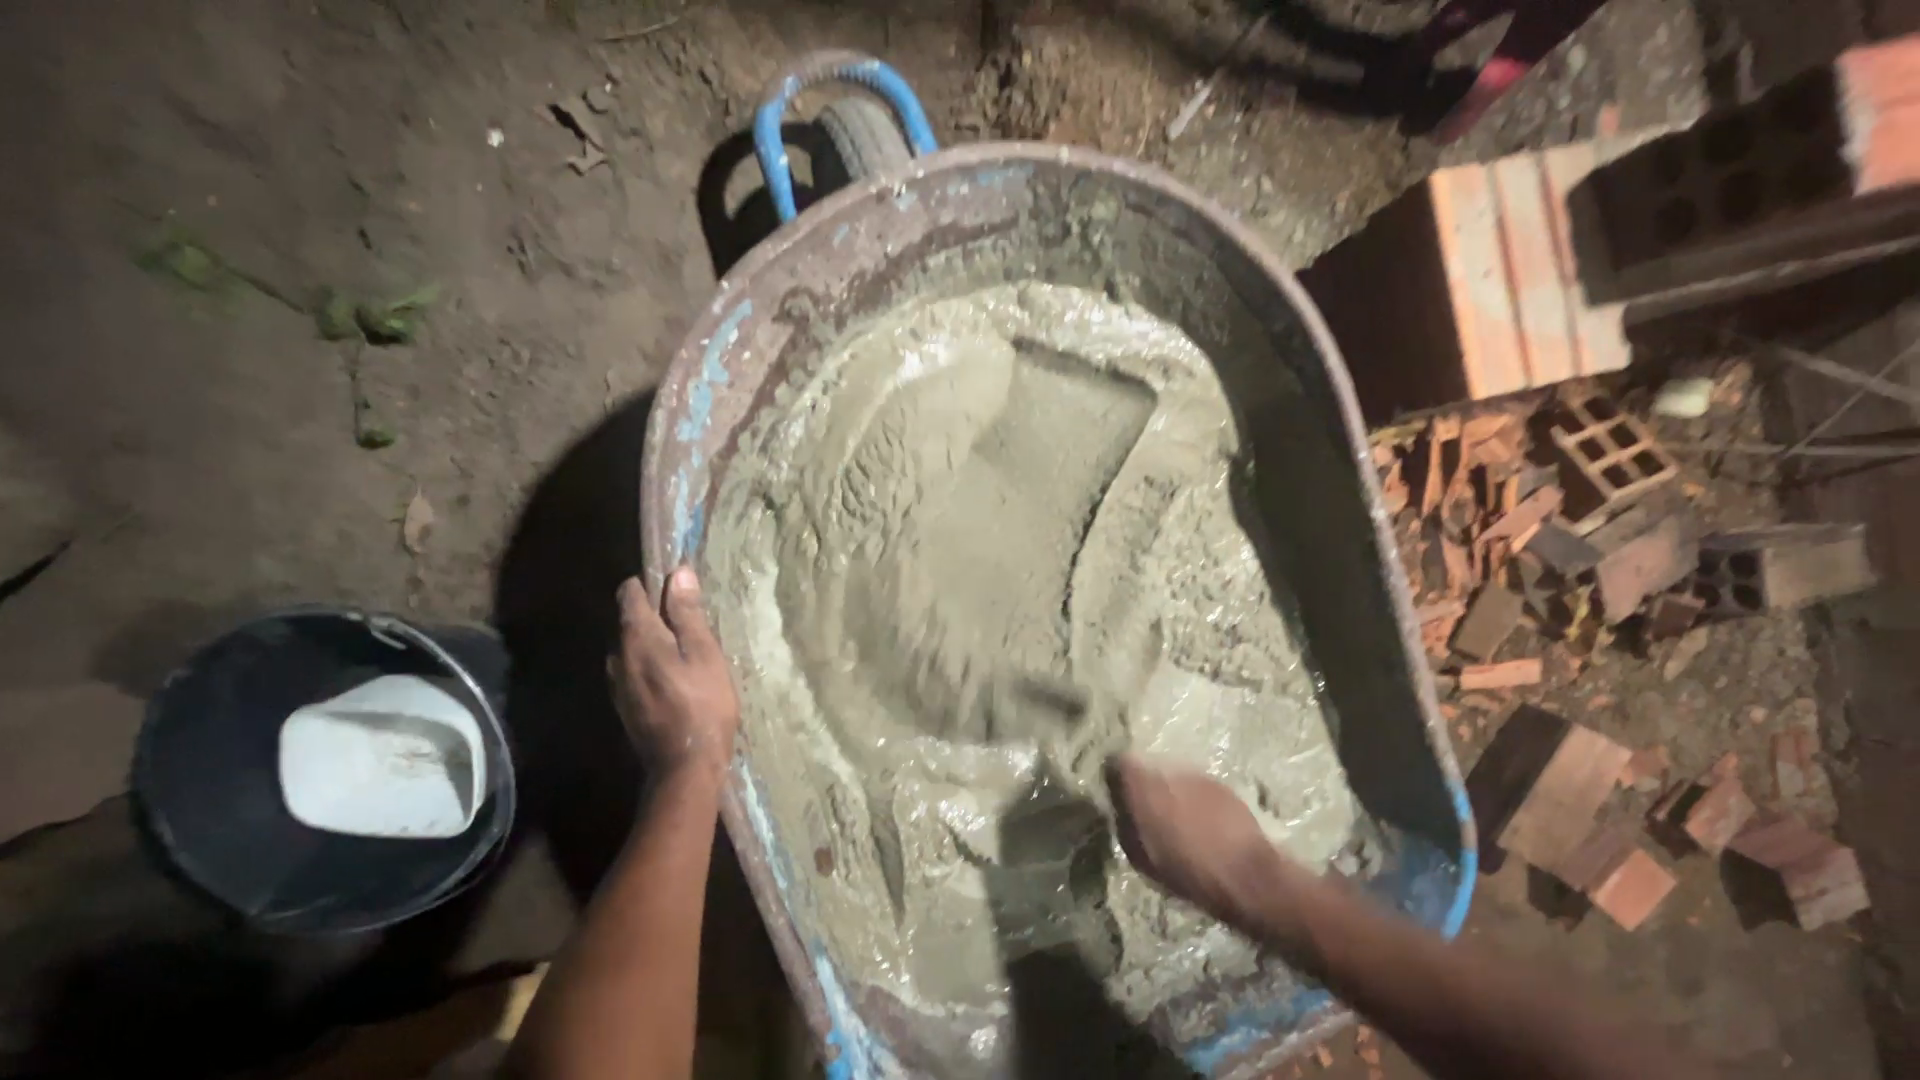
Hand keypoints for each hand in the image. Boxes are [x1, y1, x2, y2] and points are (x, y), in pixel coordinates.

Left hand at [611, 567, 740, 775]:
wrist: (684, 765)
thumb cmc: (702, 703)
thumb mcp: (704, 653)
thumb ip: (687, 614)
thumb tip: (678, 573)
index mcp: (636, 636)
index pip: (629, 592)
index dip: (652, 582)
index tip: (677, 586)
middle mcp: (617, 654)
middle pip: (628, 619)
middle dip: (653, 612)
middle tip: (689, 619)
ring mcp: (616, 682)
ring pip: (630, 646)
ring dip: (652, 640)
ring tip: (684, 648)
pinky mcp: (623, 703)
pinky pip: (632, 668)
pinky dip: (649, 662)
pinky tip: (674, 676)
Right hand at [1106, 754, 1316, 934]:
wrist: (1247, 875)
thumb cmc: (1186, 871)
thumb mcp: (1141, 856)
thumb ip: (1125, 823)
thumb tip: (1120, 808)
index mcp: (1142, 785)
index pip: (1117, 762)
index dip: (1116, 777)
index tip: (1118, 795)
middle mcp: (1168, 769)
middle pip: (1148, 765)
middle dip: (1146, 783)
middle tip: (1148, 809)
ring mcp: (1198, 774)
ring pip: (1174, 774)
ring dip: (1171, 789)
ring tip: (1178, 817)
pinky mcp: (1222, 784)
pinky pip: (1197, 785)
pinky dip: (1195, 797)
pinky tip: (1203, 821)